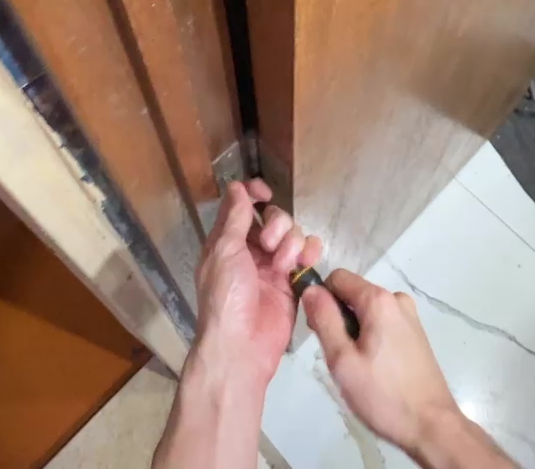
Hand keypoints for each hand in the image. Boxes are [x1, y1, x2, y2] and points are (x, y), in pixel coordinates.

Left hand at [191, 179, 323, 384]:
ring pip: (293, 233)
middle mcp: (252, 249)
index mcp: (229, 241)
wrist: (242, 347)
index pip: (243, 204)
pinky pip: (308, 254)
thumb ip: (235, 218)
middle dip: (277, 225)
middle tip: (270, 246)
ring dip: (292, 242)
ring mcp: (274, 266)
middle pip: (274, 216)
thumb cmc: (226, 297)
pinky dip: (310, 251)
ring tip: (285, 265)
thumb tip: (237, 187)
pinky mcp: (293, 282)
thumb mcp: (224, 252)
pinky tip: (306, 261)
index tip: (265, 193)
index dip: (254, 193)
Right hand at [302, 270, 514, 468]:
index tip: (320, 331)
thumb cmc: (384, 395)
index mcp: (379, 299)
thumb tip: (310, 288)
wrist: (432, 427)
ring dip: (355, 331)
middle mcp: (397, 299)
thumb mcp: (343, 360)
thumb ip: (324, 319)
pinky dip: (372, 337)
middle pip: (353, 294)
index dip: (322, 299)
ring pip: (367, 310)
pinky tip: (375, 369)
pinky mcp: (416, 333)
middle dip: (339, 318)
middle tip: (339, 357)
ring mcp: (409, 316)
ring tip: (358, 368)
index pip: (337, 278)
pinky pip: (383, 322)